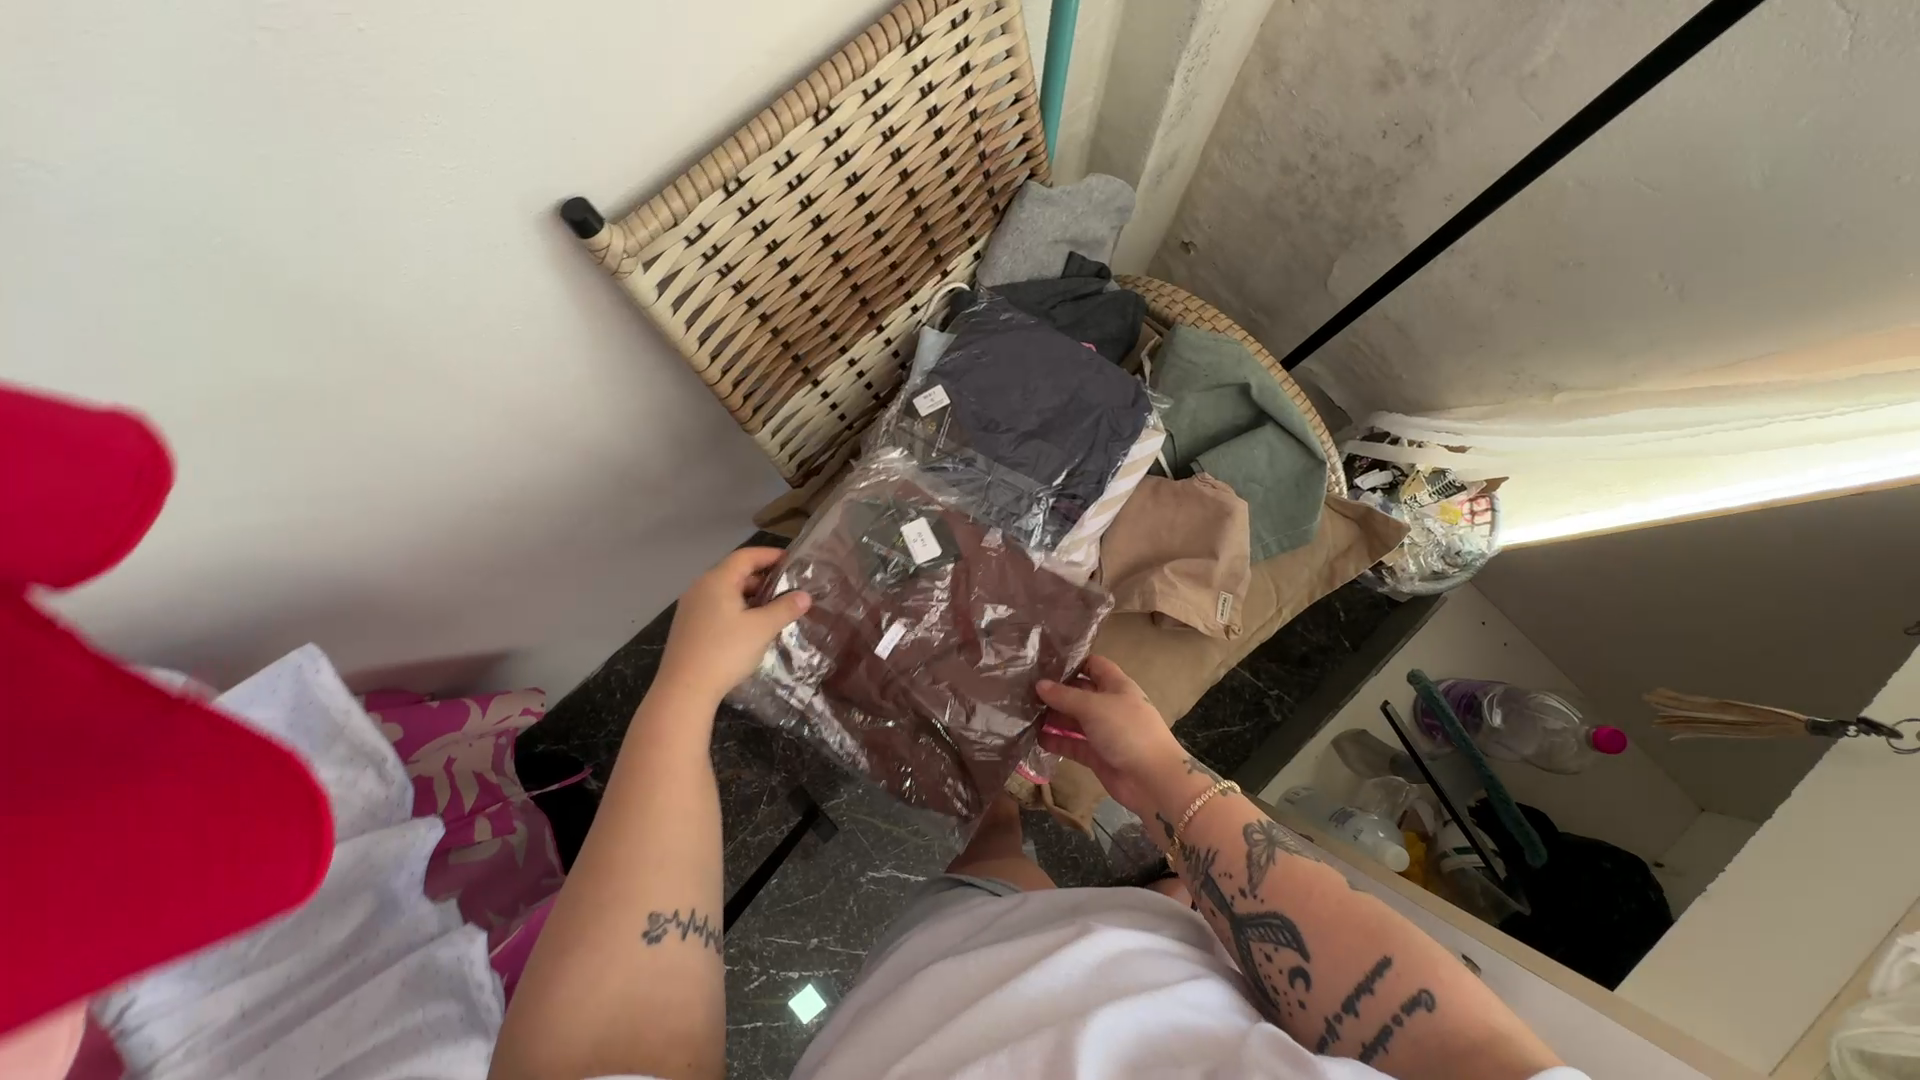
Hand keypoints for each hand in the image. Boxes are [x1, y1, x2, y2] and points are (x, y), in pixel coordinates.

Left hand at [657, 547, 810, 703]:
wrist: (684, 689)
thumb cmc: (725, 651)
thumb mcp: (762, 629)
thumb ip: (785, 609)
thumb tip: (805, 596)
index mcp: (717, 580)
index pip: (746, 556)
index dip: (770, 555)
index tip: (792, 561)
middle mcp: (700, 588)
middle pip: (734, 572)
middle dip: (762, 578)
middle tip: (787, 588)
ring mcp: (690, 608)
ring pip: (725, 592)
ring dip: (749, 596)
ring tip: (772, 608)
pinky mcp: (687, 626)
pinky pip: (716, 607)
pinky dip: (736, 609)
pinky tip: (749, 627)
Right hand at [1036, 656, 1197, 817]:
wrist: (1152, 779)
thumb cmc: (1126, 731)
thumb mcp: (1094, 707)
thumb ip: (1064, 696)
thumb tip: (1039, 685)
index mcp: (1117, 686)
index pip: (1094, 665)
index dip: (1072, 662)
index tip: (1044, 662)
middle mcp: (1109, 706)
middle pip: (1079, 693)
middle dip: (1056, 691)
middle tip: (1025, 689)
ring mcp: (1103, 731)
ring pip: (1073, 719)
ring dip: (1052, 717)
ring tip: (1024, 713)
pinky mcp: (1096, 755)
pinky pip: (1072, 743)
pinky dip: (1056, 740)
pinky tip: (1035, 737)